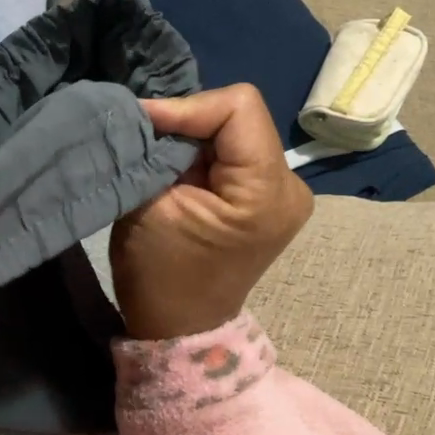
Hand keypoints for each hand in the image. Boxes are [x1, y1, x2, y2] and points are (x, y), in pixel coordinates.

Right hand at [110, 84, 312, 340]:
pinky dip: (201, 152)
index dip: (185, 107)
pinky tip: (178, 172)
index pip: (238, 107)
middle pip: (239, 115)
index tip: (143, 122)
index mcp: (267, 191)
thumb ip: (151, 150)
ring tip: (159, 158)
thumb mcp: (146, 204)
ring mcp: (284, 191)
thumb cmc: (158, 275)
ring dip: (192, 137)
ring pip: (235, 129)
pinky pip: (235, 150)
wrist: (178, 327)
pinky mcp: (268, 197)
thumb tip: (144, 109)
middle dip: (187, 122)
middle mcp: (291, 185)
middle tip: (146, 143)